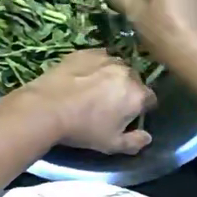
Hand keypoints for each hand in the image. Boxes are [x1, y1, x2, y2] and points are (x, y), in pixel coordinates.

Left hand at [12, 49, 155, 153]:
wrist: (47, 107)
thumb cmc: (83, 129)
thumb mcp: (111, 144)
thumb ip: (135, 142)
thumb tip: (147, 137)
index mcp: (137, 94)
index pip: (150, 100)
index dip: (140, 109)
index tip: (127, 116)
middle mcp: (126, 71)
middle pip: (133, 81)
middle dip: (125, 91)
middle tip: (108, 103)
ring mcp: (104, 58)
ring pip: (115, 67)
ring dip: (110, 76)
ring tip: (93, 89)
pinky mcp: (84, 52)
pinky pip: (96, 58)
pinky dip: (93, 66)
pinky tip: (81, 77)